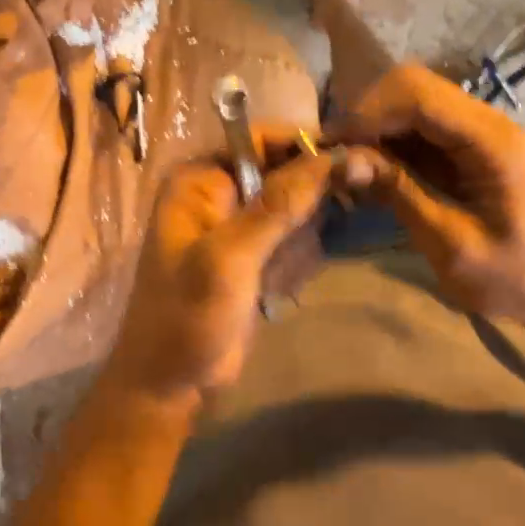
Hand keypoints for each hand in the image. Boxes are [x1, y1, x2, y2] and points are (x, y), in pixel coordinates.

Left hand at [106, 148, 342, 402]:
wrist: (170, 386)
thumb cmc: (186, 317)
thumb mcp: (229, 258)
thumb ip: (278, 205)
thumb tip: (333, 157)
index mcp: (199, 179)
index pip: (261, 139)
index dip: (306, 144)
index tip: (354, 158)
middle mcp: (219, 191)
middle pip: (285, 169)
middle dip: (309, 198)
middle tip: (325, 220)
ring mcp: (239, 224)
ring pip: (297, 206)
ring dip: (302, 237)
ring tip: (278, 274)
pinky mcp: (256, 254)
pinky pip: (295, 237)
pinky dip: (297, 259)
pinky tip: (277, 288)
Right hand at [330, 65, 524, 331]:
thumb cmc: (510, 277)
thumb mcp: (451, 245)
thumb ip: (401, 193)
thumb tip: (343, 159)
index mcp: (492, 141)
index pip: (420, 96)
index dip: (369, 112)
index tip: (331, 148)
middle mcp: (485, 122)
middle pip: (413, 86)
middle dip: (367, 115)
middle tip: (334, 157)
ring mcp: (474, 131)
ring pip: (409, 101)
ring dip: (373, 127)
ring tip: (345, 167)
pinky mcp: (463, 146)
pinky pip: (415, 127)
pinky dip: (386, 143)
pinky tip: (367, 173)